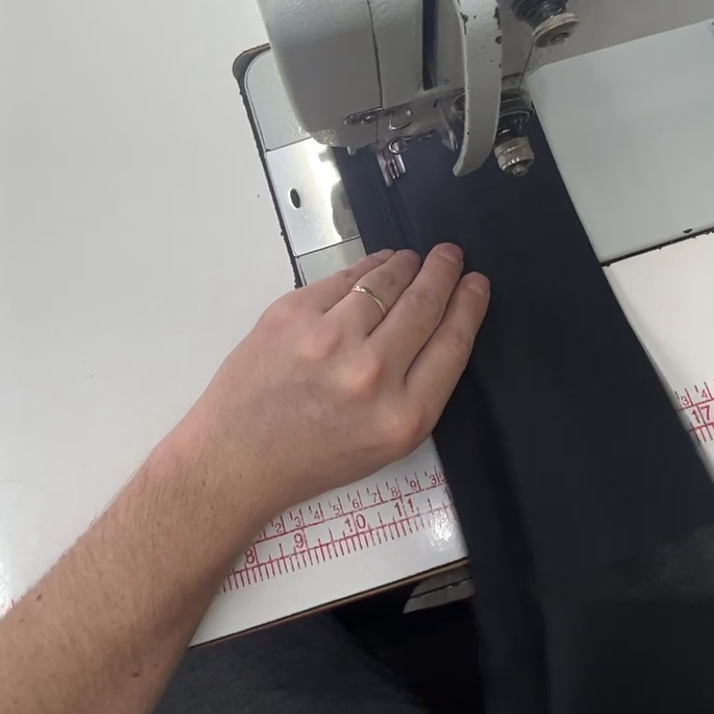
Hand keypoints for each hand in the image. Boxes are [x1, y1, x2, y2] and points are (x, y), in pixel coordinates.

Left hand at [168, 245, 489, 526]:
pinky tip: (379, 263)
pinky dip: (368, 266)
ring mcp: (329, 337)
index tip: (476, 286)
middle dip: (443, 273)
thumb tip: (437, 326)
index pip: (452, 343)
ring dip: (407, 264)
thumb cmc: (311, 457)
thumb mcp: (385, 443)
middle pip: (424, 305)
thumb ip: (418, 390)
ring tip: (416, 258)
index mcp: (403, 416)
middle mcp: (371, 373)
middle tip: (451, 256)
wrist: (237, 457)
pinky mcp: (294, 312)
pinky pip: (345, 278)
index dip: (469, 306)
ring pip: (385, 282)